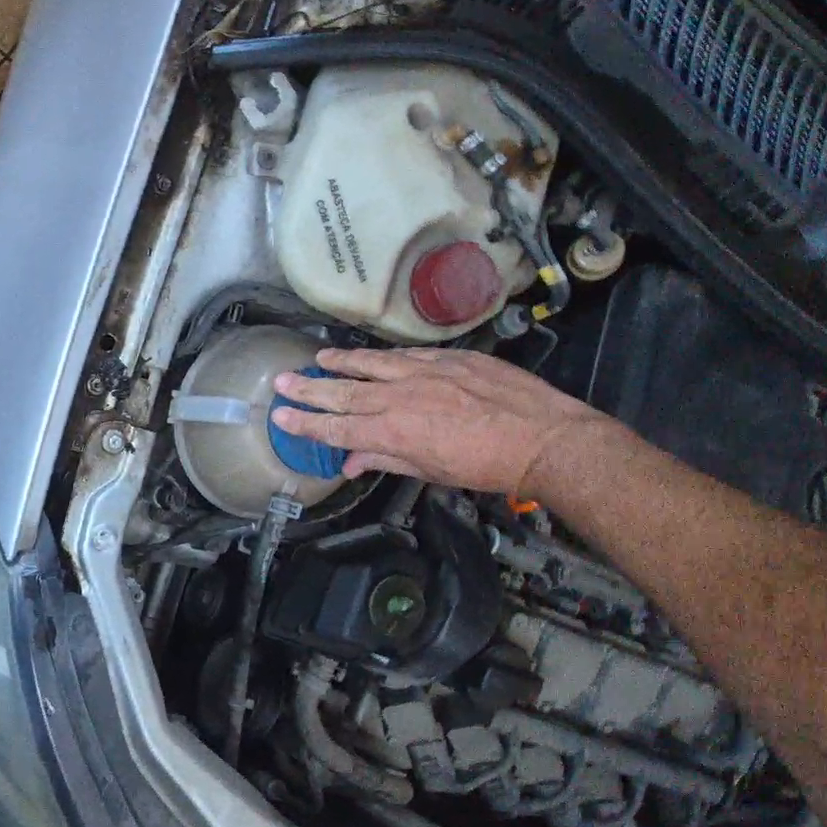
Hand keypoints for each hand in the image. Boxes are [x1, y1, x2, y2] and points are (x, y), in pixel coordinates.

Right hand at [269, 347, 620, 496]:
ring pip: (370, 365)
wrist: (546, 440)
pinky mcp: (450, 359)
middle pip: (342, 393)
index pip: (335, 428)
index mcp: (393, 434)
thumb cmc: (487, 466)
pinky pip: (405, 355)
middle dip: (307, 389)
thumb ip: (385, 462)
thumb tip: (350, 464)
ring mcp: (425, 375)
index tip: (279, 416)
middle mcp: (400, 400)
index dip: (304, 422)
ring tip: (317, 358)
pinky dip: (381, 356)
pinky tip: (370, 355)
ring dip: (340, 362)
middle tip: (281, 381)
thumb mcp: (431, 472)